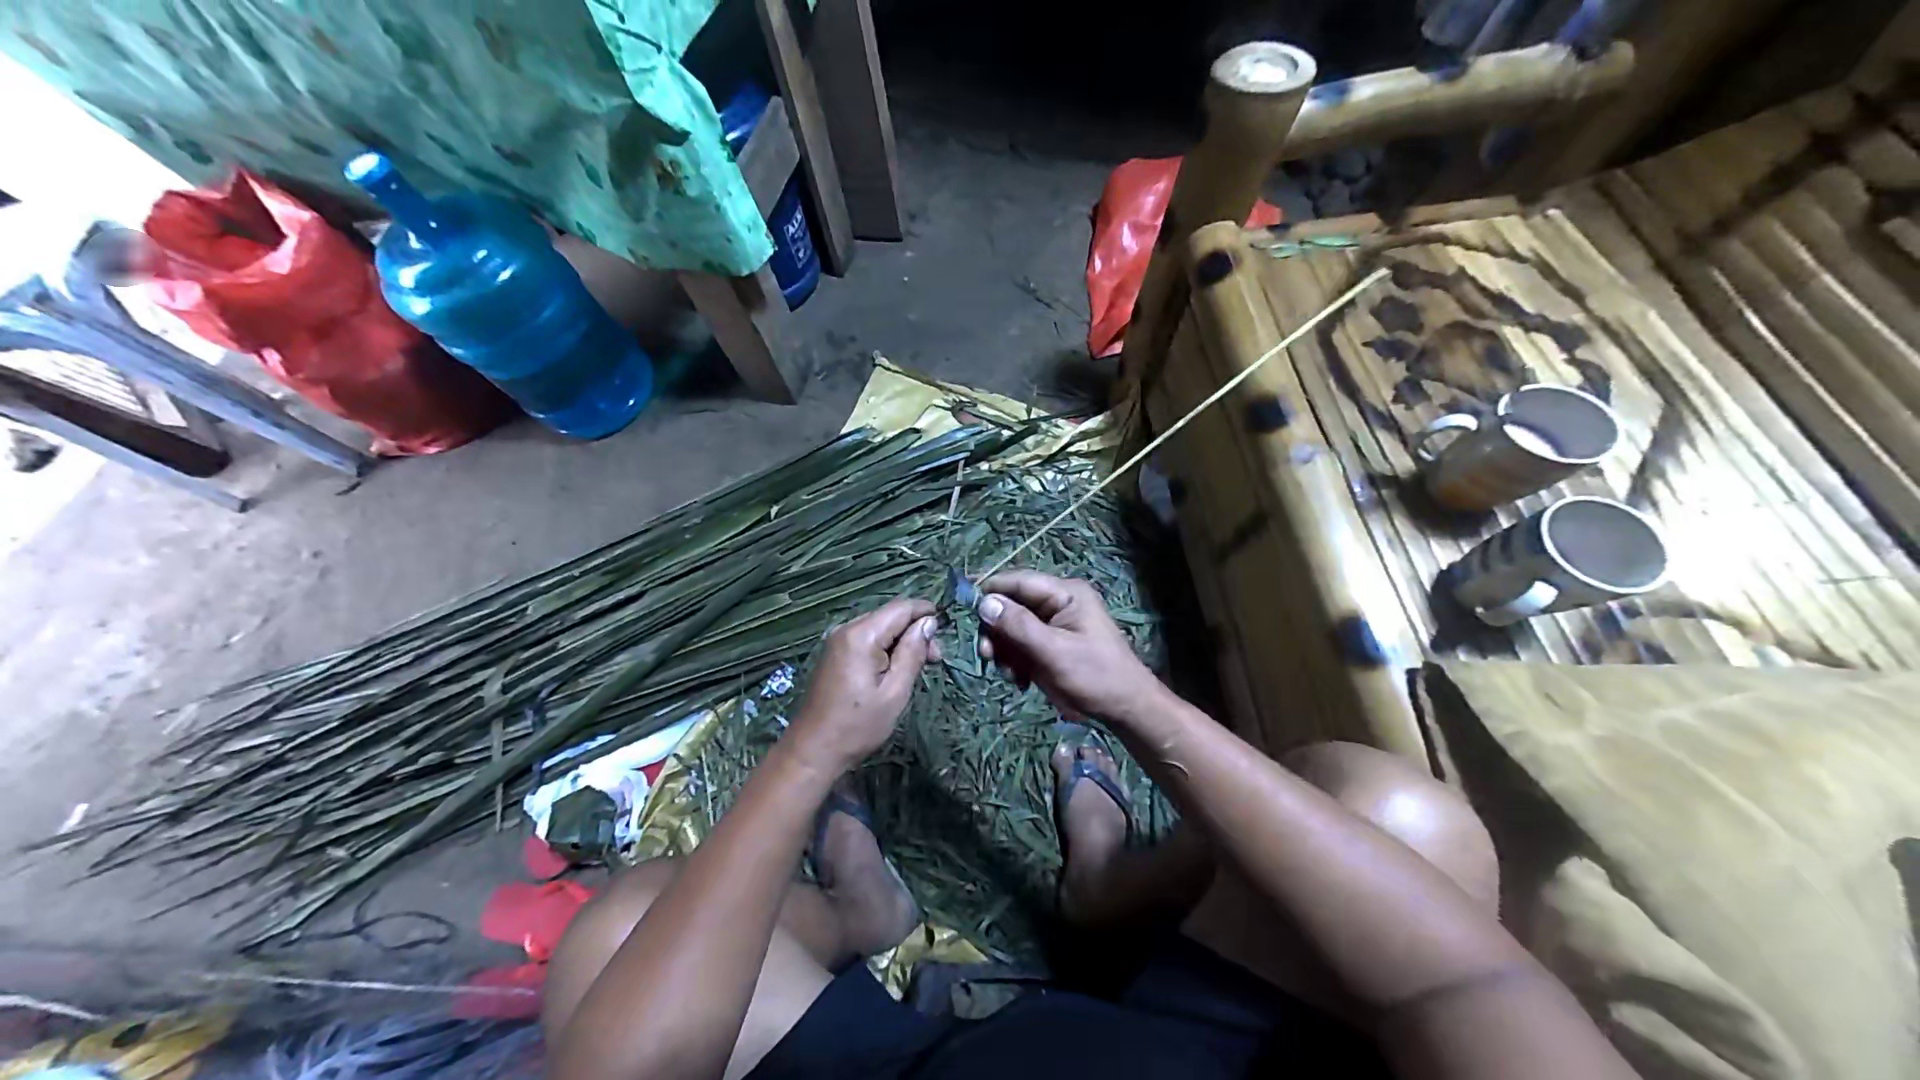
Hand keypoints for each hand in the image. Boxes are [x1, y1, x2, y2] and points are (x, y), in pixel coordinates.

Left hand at [787, 597, 940, 772]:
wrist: (812, 751)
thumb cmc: (857, 726)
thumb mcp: (894, 692)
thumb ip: (913, 653)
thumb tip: (929, 623)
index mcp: (861, 635)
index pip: (901, 608)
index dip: (926, 612)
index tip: (946, 629)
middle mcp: (846, 629)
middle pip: (889, 615)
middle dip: (915, 629)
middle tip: (936, 658)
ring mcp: (837, 641)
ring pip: (879, 627)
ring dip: (902, 640)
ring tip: (920, 665)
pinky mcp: (835, 653)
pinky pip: (867, 639)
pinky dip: (886, 647)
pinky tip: (896, 668)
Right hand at [976, 571, 1164, 725]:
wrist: (1123, 709)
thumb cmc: (1095, 675)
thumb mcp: (1054, 650)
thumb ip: (1018, 625)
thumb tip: (984, 602)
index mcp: (1065, 593)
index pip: (1018, 581)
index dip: (989, 590)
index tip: (962, 605)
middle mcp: (1056, 604)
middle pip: (1010, 605)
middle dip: (995, 630)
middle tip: (987, 654)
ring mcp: (1051, 626)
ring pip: (1010, 628)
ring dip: (1003, 650)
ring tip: (1009, 673)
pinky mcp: (1047, 646)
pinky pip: (1018, 646)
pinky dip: (1013, 662)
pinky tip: (1019, 680)